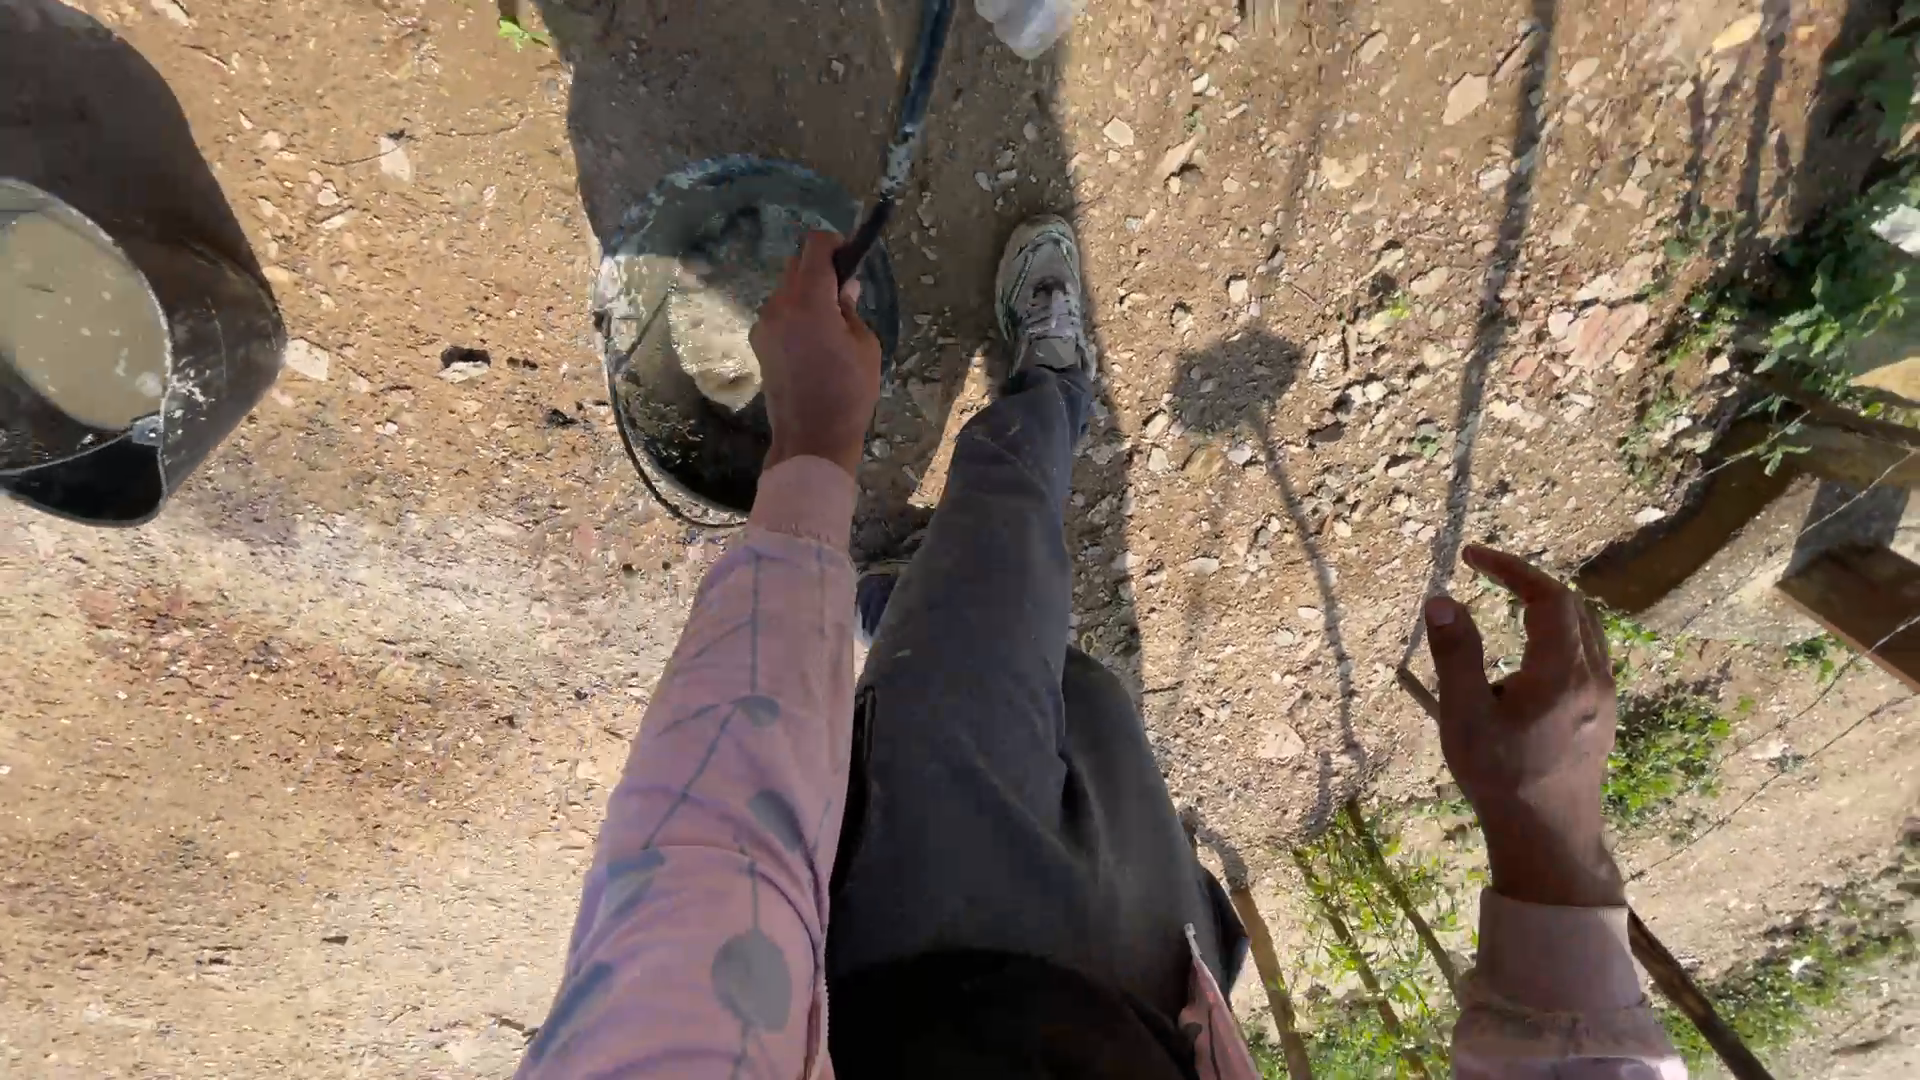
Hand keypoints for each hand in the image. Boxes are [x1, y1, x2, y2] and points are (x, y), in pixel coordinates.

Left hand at [750, 231, 882, 478]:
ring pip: (786, 290)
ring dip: (807, 295)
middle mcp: (779, 305)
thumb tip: (844, 288)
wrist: (812, 439)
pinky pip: (779, 315)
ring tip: (830, 327)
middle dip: (821, 270)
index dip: (835, 244)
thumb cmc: (849, 393)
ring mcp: (764, 324)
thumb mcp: (866, 347)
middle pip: (797, 265)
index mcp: (809, 301)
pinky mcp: (759, 343)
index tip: (850, 258)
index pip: (815, 246)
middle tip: (844, 295)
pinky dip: (796, 316)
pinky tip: (812, 346)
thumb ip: (851, 309)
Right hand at [1423, 544, 1625, 908]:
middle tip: (1482, 571)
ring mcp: (1603, 697)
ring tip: (1502, 598)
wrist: (1549, 836)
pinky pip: (1585, 652)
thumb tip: (1440, 599)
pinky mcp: (1599, 714)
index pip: (1547, 598)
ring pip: (1585, 629)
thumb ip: (1455, 653)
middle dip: (1526, 580)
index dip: (1510, 568)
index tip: (1470, 556)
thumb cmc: (1500, 774)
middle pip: (1573, 607)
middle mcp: (1594, 677)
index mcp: (1563, 672)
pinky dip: (1555, 629)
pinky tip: (1524, 648)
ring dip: (1545, 604)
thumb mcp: (1464, 714)